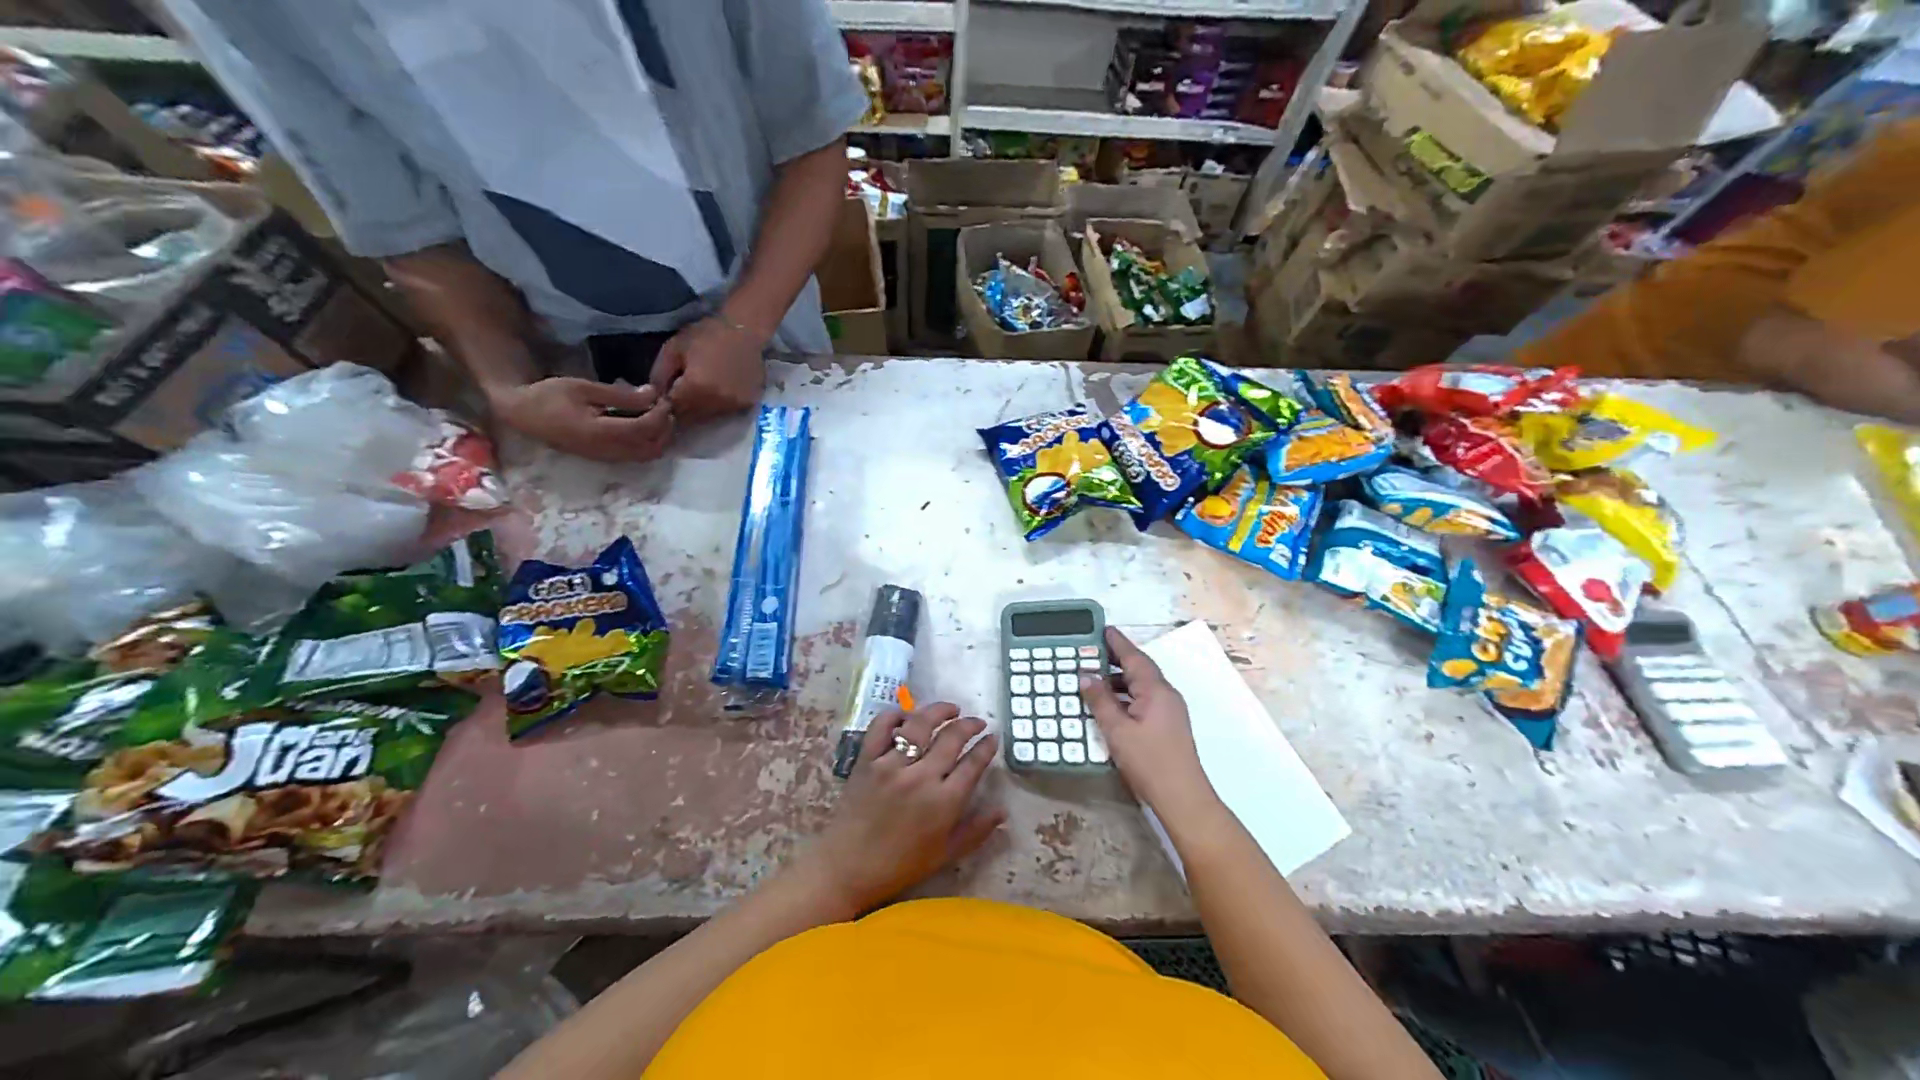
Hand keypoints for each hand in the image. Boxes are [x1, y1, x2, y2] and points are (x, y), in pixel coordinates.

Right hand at [490, 377, 673, 462]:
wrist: (522, 414)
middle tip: (665, 408)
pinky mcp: (604, 459)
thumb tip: (652, 394)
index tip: (664, 399)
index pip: (644, 429)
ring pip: (647, 455)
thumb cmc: (550, 396)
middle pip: (652, 448)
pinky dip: (648, 442)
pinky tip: (645, 424)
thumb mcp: (584, 388)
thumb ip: (620, 395)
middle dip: (665, 429)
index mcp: (600, 433)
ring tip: (657, 415)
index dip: (660, 415)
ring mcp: (606, 458)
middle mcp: (606, 451)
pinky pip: (636, 456)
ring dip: (659, 438)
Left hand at [650, 315, 766, 422]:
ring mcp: (734, 405)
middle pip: (692, 418)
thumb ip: (659, 375)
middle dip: (683, 409)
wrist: (745, 329)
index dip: (666, 405)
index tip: (664, 396)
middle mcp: (716, 402)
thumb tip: (655, 396)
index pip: (673, 410)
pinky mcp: (747, 404)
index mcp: (695, 389)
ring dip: (701, 410)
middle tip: (680, 396)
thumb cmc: (707, 334)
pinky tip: (718, 391)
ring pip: (709, 418)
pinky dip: (719, 406)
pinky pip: (726, 412)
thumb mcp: (673, 348)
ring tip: (700, 393)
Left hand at [801, 703, 1003, 915]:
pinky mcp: (867, 759)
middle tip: (977, 722)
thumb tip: (1003, 809)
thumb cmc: (901, 865)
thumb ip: (977, 830)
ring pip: (920, 724)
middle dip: (970, 725)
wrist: (848, 868)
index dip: (987, 747)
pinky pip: (882, 727)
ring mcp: (891, 765)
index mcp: (944, 802)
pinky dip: (895, 715)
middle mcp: (921, 777)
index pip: (973, 763)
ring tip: (951, 709)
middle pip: (952, 737)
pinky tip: (908, 716)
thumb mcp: (946, 853)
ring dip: (939, 711)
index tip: (993, 738)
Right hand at [1078, 627, 1218, 821]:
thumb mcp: (1117, 730)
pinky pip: (1144, 699)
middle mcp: (1166, 694)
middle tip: (1091, 650)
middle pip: (1139, 669)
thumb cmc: (1148, 760)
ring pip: (1141, 686)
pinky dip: (1125, 695)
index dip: (1117, 642)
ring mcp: (1169, 710)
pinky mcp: (1167, 725)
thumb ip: (1100, 701)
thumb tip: (1086, 676)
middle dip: (1116, 659)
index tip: (1102, 629)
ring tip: (1094, 676)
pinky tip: (1109, 704)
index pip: (1134, 657)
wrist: (1181, 796)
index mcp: (1156, 689)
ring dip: (1119, 679)